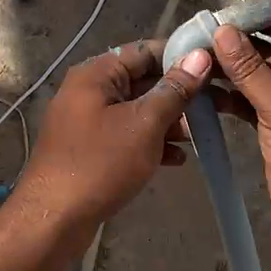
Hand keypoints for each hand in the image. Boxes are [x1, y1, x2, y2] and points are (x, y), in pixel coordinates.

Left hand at [16, 39, 213, 220]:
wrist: (54, 219)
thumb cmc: (100, 164)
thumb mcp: (144, 124)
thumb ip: (174, 90)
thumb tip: (200, 57)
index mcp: (96, 74)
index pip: (146, 50)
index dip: (181, 56)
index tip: (215, 67)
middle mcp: (89, 90)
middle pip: (143, 80)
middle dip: (179, 94)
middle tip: (216, 105)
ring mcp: (88, 121)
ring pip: (137, 110)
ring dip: (168, 121)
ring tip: (199, 135)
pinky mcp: (90, 148)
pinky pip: (127, 135)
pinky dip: (151, 142)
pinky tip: (177, 159)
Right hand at [210, 23, 270, 246]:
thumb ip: (250, 70)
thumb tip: (222, 30)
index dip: (262, 17)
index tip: (224, 10)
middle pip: (268, 52)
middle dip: (237, 45)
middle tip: (196, 36)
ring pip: (255, 79)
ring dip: (228, 72)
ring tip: (192, 62)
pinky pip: (249, 105)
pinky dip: (229, 98)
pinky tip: (201, 93)